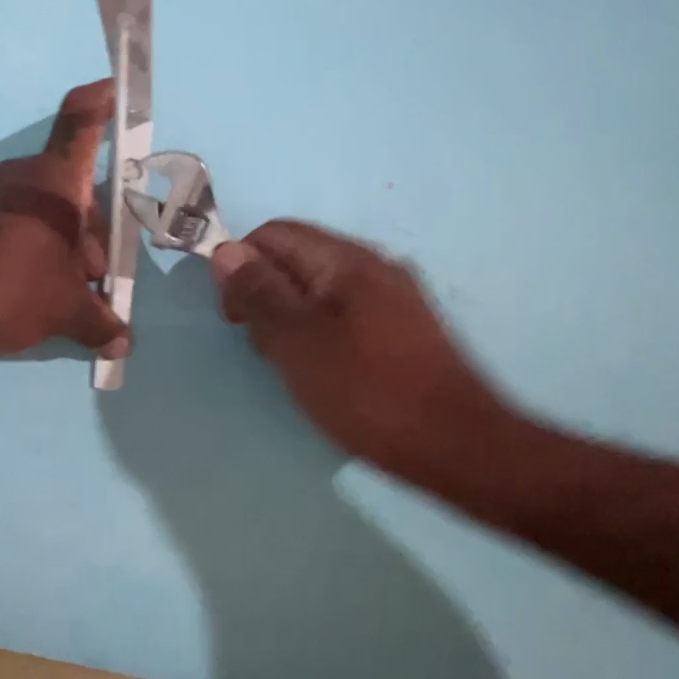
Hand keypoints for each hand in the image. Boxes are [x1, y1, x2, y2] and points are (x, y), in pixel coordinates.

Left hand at [0, 80, 128, 359]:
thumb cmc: (11, 290)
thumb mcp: (65, 309)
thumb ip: (100, 321)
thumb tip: (123, 342)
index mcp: (55, 180)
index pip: (81, 121)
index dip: (100, 101)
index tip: (113, 89)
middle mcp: (20, 179)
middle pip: (71, 190)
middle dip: (91, 232)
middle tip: (98, 279)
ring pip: (42, 215)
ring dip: (62, 250)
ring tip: (68, 299)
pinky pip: (13, 230)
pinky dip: (30, 255)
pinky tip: (33, 297)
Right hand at [209, 221, 513, 479]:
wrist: (452, 444)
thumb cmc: (365, 391)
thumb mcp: (296, 341)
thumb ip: (259, 293)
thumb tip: (225, 251)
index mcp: (347, 260)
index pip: (274, 234)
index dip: (240, 265)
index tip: (233, 317)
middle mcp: (374, 266)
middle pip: (295, 258)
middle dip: (262, 293)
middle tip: (260, 346)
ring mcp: (392, 297)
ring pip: (316, 288)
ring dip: (286, 316)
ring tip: (286, 362)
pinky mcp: (400, 329)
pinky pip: (340, 312)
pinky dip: (314, 331)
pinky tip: (317, 368)